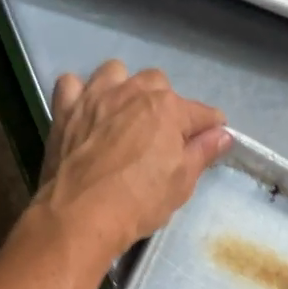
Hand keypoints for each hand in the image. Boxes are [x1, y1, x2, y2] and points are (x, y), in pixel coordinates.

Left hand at [33, 61, 232, 255]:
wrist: (81, 215)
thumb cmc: (139, 203)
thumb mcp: (181, 183)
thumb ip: (203, 153)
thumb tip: (223, 134)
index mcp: (168, 108)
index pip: (200, 113)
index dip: (209, 128)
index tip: (209, 140)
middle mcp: (133, 92)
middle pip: (157, 84)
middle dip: (163, 104)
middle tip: (159, 135)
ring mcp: (95, 97)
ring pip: (115, 73)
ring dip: (123, 88)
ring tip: (122, 115)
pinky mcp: (65, 110)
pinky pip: (71, 85)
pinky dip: (79, 94)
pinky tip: (84, 112)